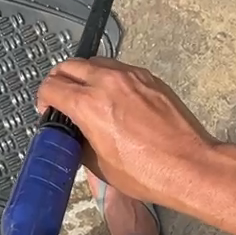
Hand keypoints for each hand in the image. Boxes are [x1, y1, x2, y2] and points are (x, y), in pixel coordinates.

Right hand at [36, 58, 235, 214]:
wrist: (191, 167)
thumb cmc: (148, 173)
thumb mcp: (100, 166)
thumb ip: (80, 141)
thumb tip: (76, 135)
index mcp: (88, 105)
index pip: (51, 86)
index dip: (43, 99)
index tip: (47, 109)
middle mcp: (106, 82)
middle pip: (68, 66)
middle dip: (59, 81)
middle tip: (61, 99)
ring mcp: (130, 76)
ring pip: (94, 62)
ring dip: (83, 75)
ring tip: (88, 95)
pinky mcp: (149, 78)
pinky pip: (118, 68)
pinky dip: (108, 77)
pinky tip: (114, 97)